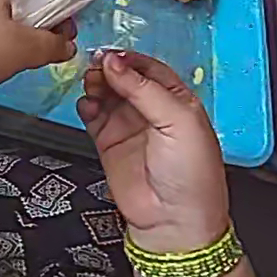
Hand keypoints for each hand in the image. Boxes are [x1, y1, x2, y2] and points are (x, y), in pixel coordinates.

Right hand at [77, 50, 229, 251]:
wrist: (173, 220)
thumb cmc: (191, 174)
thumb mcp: (178, 121)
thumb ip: (144, 89)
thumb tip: (115, 63)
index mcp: (176, 100)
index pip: (148, 68)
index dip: (128, 60)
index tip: (110, 55)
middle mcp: (151, 110)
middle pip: (123, 78)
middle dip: (108, 70)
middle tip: (96, 67)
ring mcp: (128, 125)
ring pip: (106, 93)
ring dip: (96, 84)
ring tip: (92, 85)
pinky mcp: (108, 142)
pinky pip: (92, 115)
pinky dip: (85, 106)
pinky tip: (87, 105)